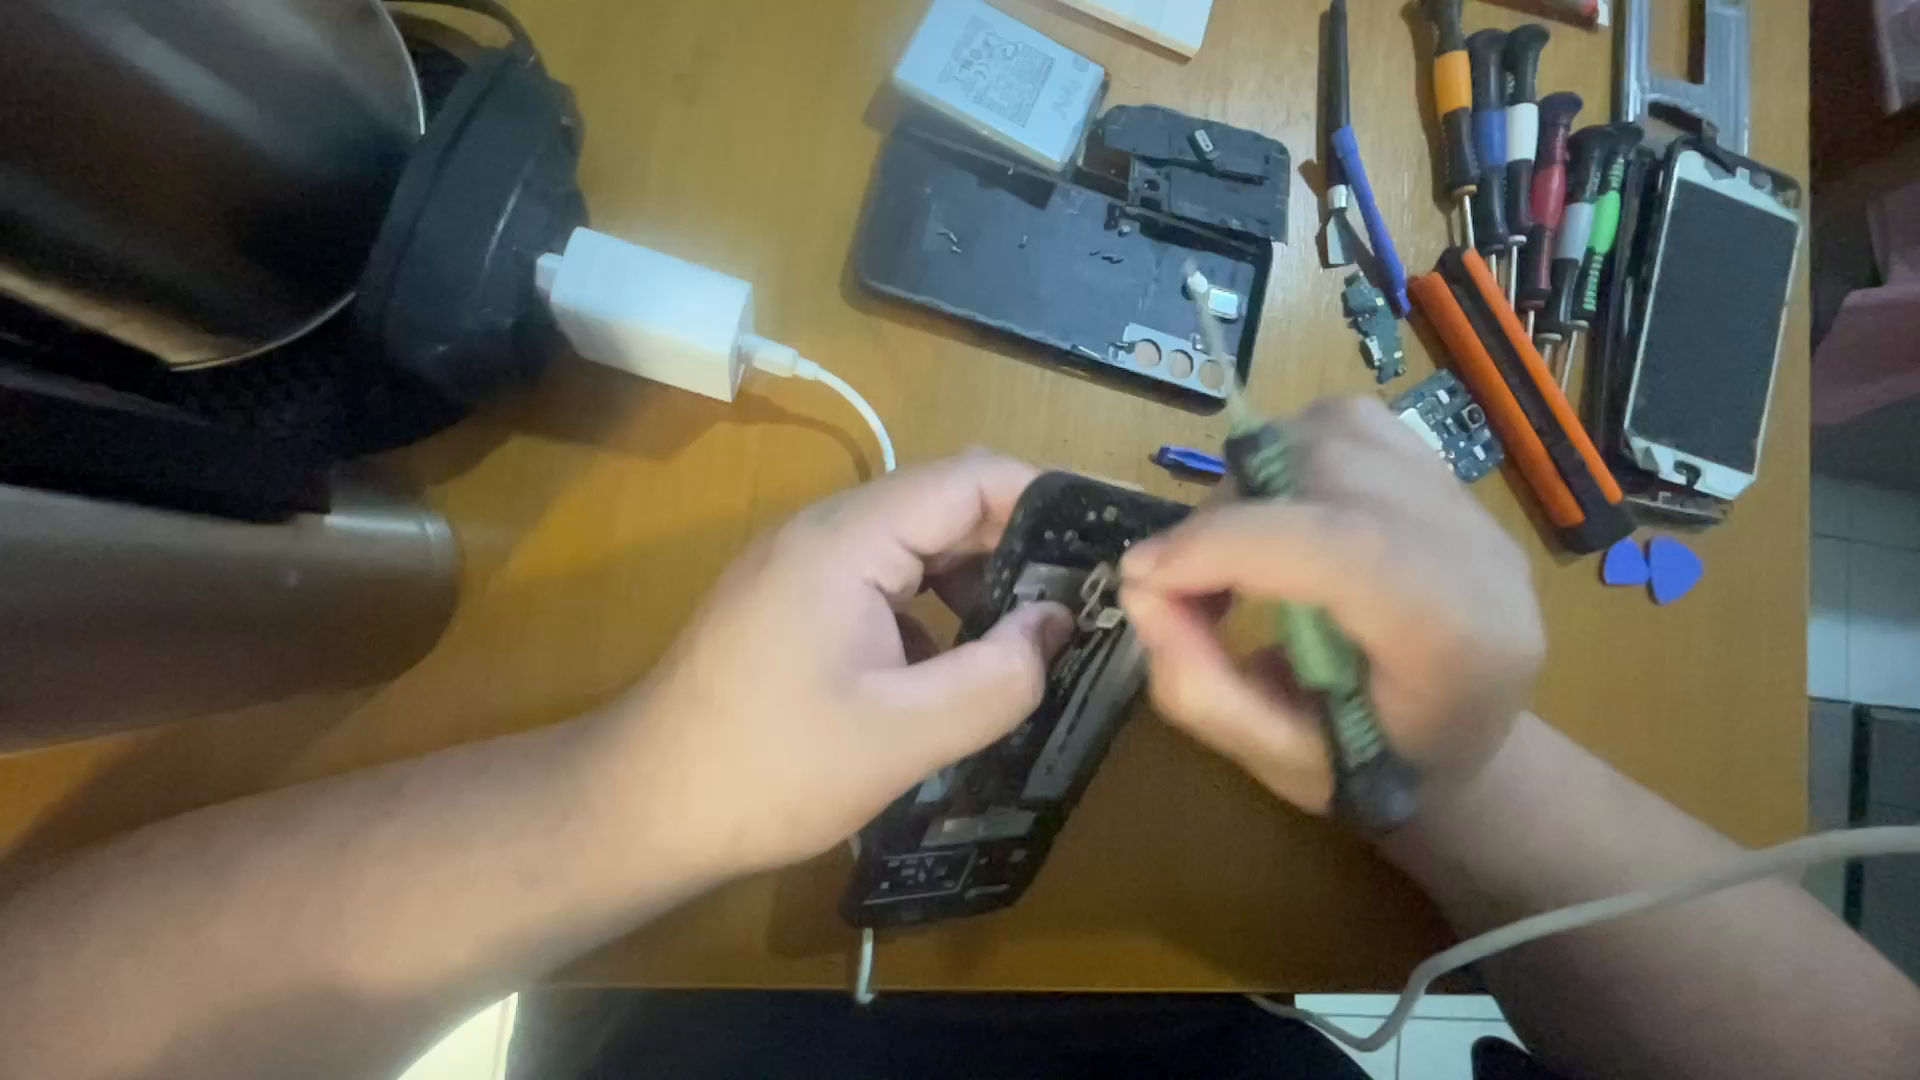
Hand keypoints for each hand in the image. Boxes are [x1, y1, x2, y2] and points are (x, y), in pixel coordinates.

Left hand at [615, 454, 1070, 880]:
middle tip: (1086, 596)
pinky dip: (937, 608)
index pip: (970, 479)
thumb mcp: (904, 733)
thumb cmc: (772, 769)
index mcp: (850, 539)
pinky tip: (960, 663)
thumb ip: (998, 676)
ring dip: (979, 579)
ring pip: (918, 546)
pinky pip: (888, 581)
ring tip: (1036, 631)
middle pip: (946, 505)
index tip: (1106, 538)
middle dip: (1021, 544)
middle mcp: (828, 531)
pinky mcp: (801, 599)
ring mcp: (808, 564)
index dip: (1046, 499)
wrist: (646, 806)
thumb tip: (1055, 621)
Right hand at [1118, 397, 1544, 815]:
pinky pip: (1347, 422)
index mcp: (1458, 640)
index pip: (1343, 549)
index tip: (1142, 576)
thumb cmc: (1374, 767)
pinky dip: (1286, 450)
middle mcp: (1476, 551)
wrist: (1461, 738)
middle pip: (1329, 472)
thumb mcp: (1276, 761)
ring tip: (1229, 546)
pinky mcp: (1440, 474)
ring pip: (1332, 431)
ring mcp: (1464, 502)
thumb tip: (1140, 590)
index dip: (1226, 545)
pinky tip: (1274, 509)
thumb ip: (1200, 688)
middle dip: (1225, 517)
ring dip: (1251, 480)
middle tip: (1182, 580)